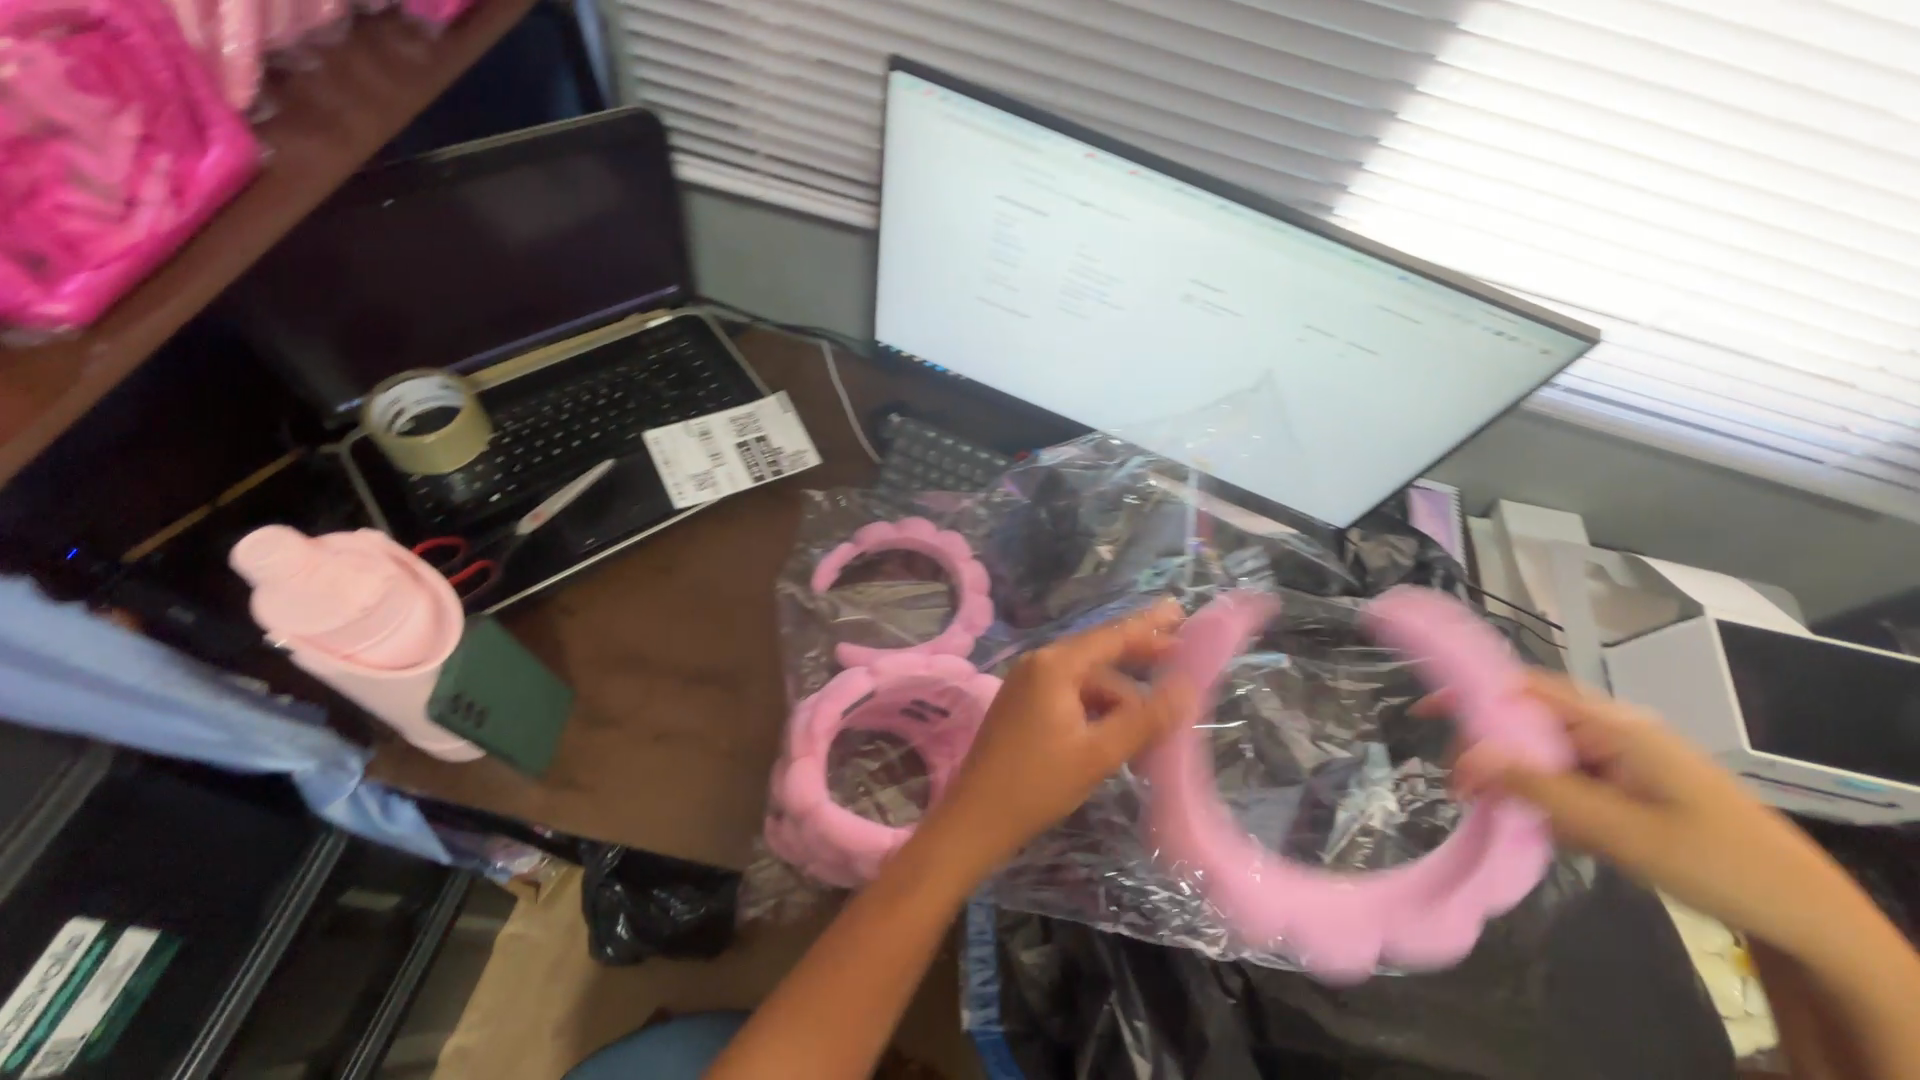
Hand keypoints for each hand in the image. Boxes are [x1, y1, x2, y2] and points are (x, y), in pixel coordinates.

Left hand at [921, 601, 1193, 876]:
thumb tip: (1186, 687)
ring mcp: (1026, 685)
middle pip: (1100, 657)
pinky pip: (1071, 697)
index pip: (1112, 636)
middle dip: (1140, 667)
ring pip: (1088, 683)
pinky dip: (1098, 712)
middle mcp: (1038, 664)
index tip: (1180, 611)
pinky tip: (1118, 737)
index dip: (1149, 625)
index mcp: (1054, 665)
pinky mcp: (1023, 707)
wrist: (975, 820)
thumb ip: (1145, 718)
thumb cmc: (1038, 784)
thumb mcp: (1099, 754)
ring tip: (1152, 734)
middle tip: (1181, 671)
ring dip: (1120, 702)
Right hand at [1427, 672, 1871, 960]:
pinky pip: (1571, 783)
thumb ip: (1538, 789)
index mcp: (1617, 727)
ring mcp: (1627, 762)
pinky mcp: (1632, 789)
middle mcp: (1617, 733)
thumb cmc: (1715, 862)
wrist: (1804, 913)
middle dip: (1491, 754)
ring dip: (1521, 786)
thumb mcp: (1617, 829)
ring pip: (1547, 759)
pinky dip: (1550, 804)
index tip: (1425, 712)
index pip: (1528, 690)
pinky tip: (1551, 835)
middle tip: (1463, 794)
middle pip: (1531, 725)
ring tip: (1503, 820)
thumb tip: (1465, 753)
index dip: (1472, 691)